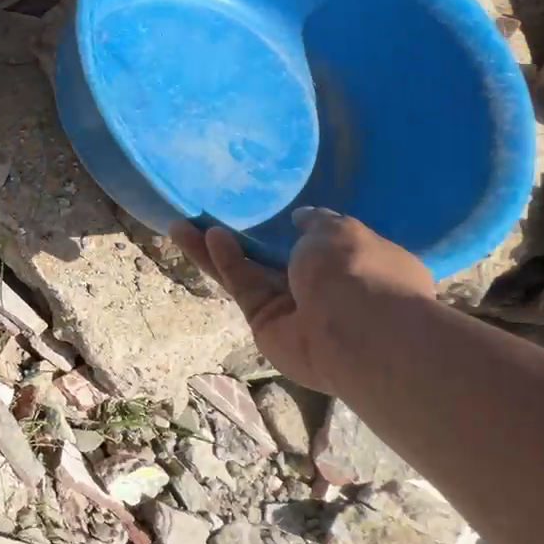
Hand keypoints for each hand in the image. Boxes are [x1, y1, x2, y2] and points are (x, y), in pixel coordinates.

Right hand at [170, 207, 433, 394]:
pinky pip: (241, 284)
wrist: (358, 334)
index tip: (270, 210)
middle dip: (244, 236)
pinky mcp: (263, 320)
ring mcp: (293, 306)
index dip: (294, 227)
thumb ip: (317, 222)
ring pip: (248, 270)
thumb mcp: (341, 232)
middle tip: (212, 214)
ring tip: (184, 223)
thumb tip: (302, 216)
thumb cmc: (359, 274)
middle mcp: (325, 287)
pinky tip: (207, 237)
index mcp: (357, 265)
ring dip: (217, 246)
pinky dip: (224, 261)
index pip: (322, 244)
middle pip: (274, 257)